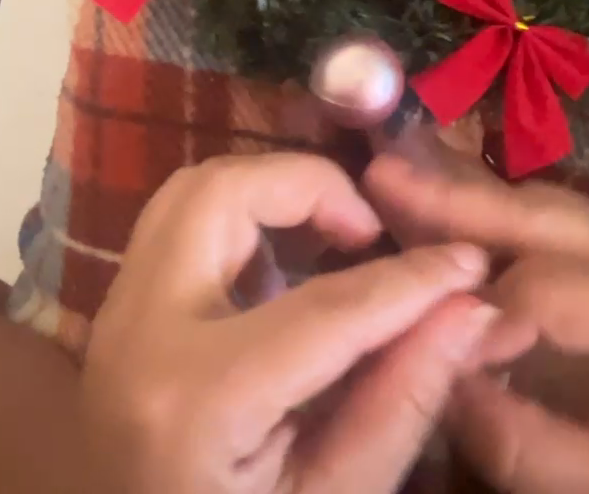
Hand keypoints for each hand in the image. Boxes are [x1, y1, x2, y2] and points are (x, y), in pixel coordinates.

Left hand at [81, 154, 529, 493]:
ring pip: (194, 188)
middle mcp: (137, 331)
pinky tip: (286, 259)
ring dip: (272, 191)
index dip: (410, 279)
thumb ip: (401, 402)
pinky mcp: (118, 309)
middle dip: (311, 186)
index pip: (323, 308)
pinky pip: (181, 220)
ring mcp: (115, 313)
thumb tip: (472, 309)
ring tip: (334, 237)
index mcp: (191, 400)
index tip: (468, 259)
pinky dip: (243, 213)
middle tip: (370, 232)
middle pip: (223, 191)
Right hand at [363, 153, 588, 493]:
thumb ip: (517, 439)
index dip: (474, 310)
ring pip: (540, 206)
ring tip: (399, 179)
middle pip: (536, 216)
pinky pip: (552, 225)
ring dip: (469, 196)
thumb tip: (432, 373)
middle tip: (377, 175)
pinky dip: (494, 217)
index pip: (542, 287)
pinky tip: (449, 208)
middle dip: (452, 198)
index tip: (417, 338)